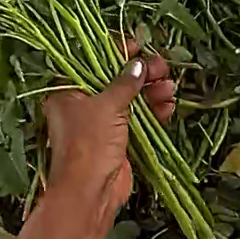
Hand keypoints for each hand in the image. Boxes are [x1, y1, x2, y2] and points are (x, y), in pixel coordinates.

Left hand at [0, 50, 173, 238]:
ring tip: (170, 89)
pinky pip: (138, 119)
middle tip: (164, 69)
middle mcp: (83, 104)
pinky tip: (168, 107)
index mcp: (69, 90)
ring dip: (151, 92)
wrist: (91, 192)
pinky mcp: (118, 140)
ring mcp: (102, 123)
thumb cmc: (90, 144)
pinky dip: (153, 112)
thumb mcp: (108, 105)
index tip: (141, 46)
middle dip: (142, 74)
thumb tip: (138, 63)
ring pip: (130, 99)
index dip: (118, 52)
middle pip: (116, 80)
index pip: (93, 60)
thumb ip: (125, 82)